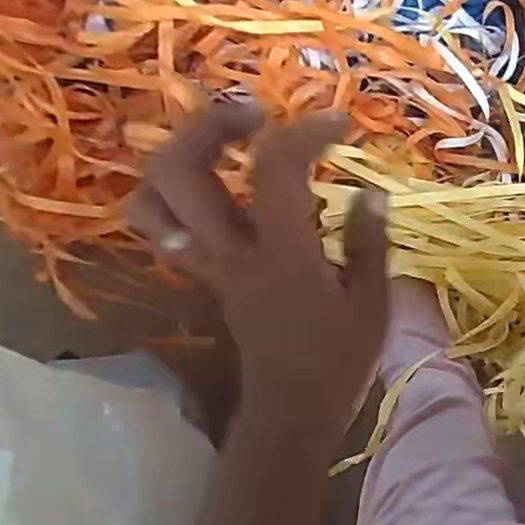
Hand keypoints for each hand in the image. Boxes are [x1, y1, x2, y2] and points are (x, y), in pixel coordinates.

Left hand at [130, 103, 388, 447]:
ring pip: (152, 199)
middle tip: (259, 114)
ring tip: (225, 142)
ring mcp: (211, 266)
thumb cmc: (341, 362)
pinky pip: (165, 228)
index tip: (342, 124)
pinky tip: (216, 188)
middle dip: (213, 124)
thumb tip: (373, 191)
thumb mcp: (372, 303)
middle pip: (180, 169)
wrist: (294, 410)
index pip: (276, 169)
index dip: (306, 132)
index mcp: (281, 256)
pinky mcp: (208, 277)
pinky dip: (177, 196)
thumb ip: (369, 242)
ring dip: (178, 156)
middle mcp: (231, 253)